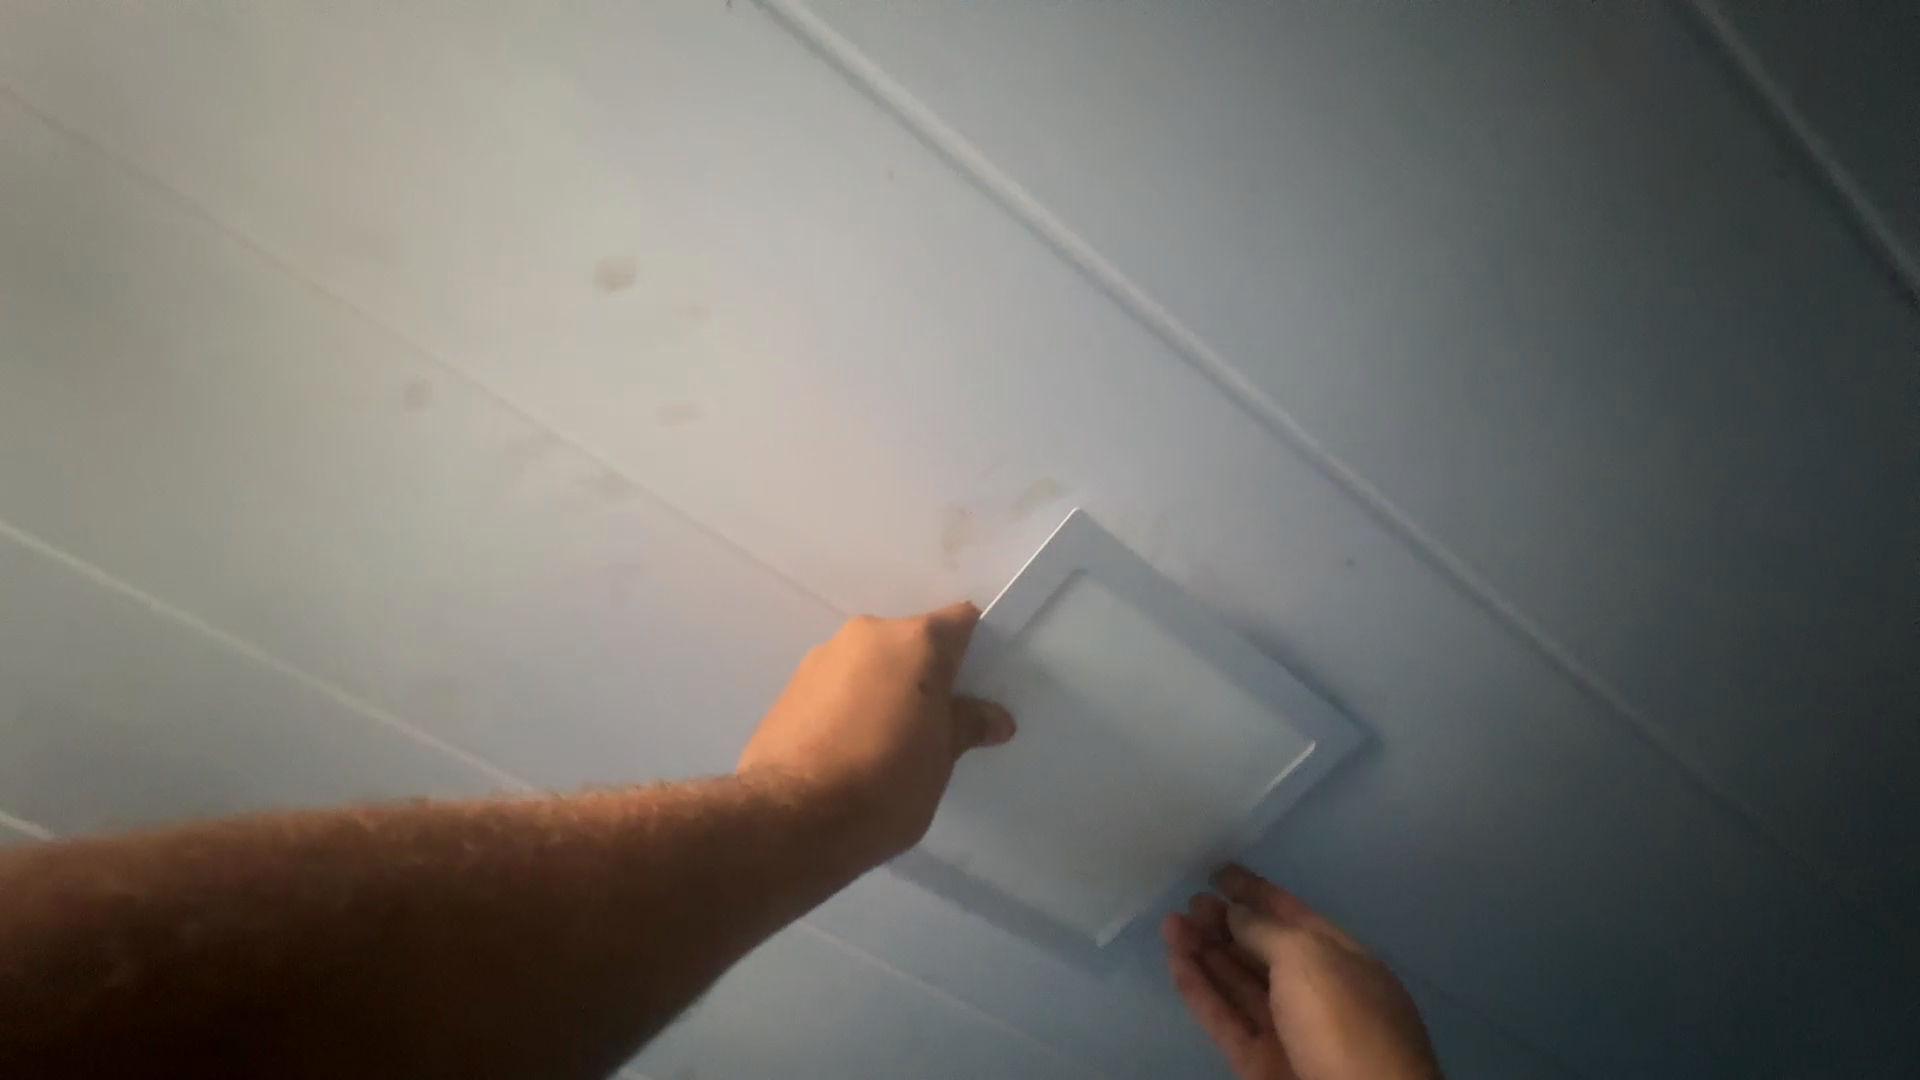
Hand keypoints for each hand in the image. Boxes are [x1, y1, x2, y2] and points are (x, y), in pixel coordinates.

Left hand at [737, 602, 1015, 863]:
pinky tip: (851, 750)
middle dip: (926, 675)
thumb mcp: (940, 760)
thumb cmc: (884, 781)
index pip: (961, 622)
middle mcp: (868, 634)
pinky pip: (838, 685)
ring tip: (888, 742)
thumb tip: (995, 718)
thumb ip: (967, 725)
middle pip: (912, 642)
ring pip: (872, 663)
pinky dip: (851, 705)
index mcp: (915, 641)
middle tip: (936, 722)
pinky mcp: (790, 687)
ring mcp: (823, 657)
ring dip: (885, 689)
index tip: (979, 686)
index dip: (976, 650)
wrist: (788, 819)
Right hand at [1163, 865, 1440, 1079]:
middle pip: (1261, 948)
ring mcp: (1287, 1032)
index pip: (1292, 914)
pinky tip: (1175, 961)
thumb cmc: (1344, 1025)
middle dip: (1225, 921)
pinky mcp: (1260, 1064)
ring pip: (1238, 982)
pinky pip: (1225, 1019)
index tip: (1217, 871)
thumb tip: (1234, 913)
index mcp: (1343, 962)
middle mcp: (1315, 994)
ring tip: (1171, 923)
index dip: (1255, 890)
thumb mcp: (1307, 959)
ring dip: (1204, 950)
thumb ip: (1264, 929)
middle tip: (1191, 900)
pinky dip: (1199, 989)